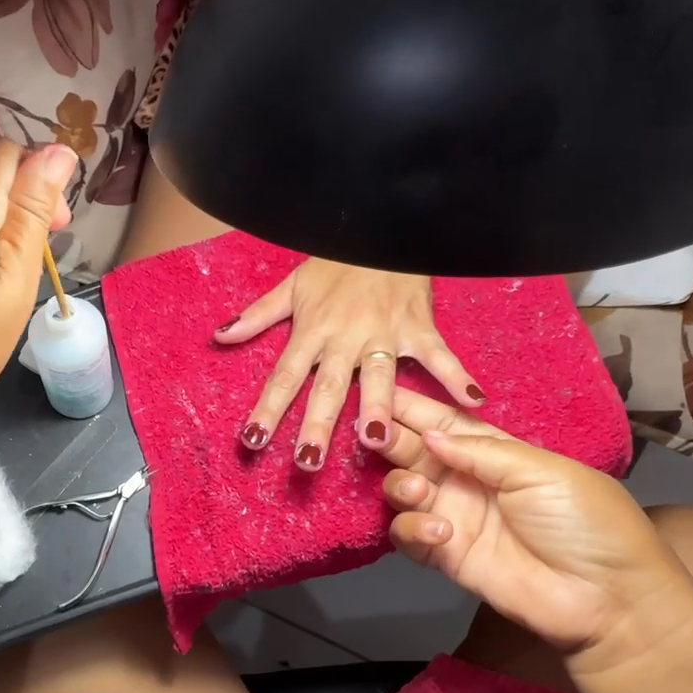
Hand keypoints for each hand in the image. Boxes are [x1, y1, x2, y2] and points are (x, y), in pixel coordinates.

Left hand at [216, 257, 483, 470]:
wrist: (380, 230)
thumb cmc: (334, 265)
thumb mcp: (291, 286)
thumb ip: (256, 316)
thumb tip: (219, 336)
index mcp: (312, 332)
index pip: (283, 377)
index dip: (267, 409)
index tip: (253, 440)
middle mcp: (345, 339)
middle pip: (328, 387)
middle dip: (318, 425)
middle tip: (308, 462)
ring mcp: (384, 334)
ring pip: (379, 377)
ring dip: (379, 408)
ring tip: (376, 441)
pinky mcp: (419, 328)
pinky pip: (439, 355)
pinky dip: (457, 375)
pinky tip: (474, 402)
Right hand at [377, 389, 692, 677]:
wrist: (608, 601)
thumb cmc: (588, 524)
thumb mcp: (544, 472)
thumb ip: (481, 451)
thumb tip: (427, 435)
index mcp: (493, 452)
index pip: (442, 421)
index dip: (409, 406)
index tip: (374, 391)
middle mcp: (464, 479)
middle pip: (412, 450)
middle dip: (390, 439)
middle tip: (373, 435)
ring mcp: (451, 516)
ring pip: (400, 488)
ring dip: (400, 484)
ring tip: (419, 492)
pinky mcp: (442, 554)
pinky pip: (406, 533)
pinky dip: (412, 528)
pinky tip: (440, 533)